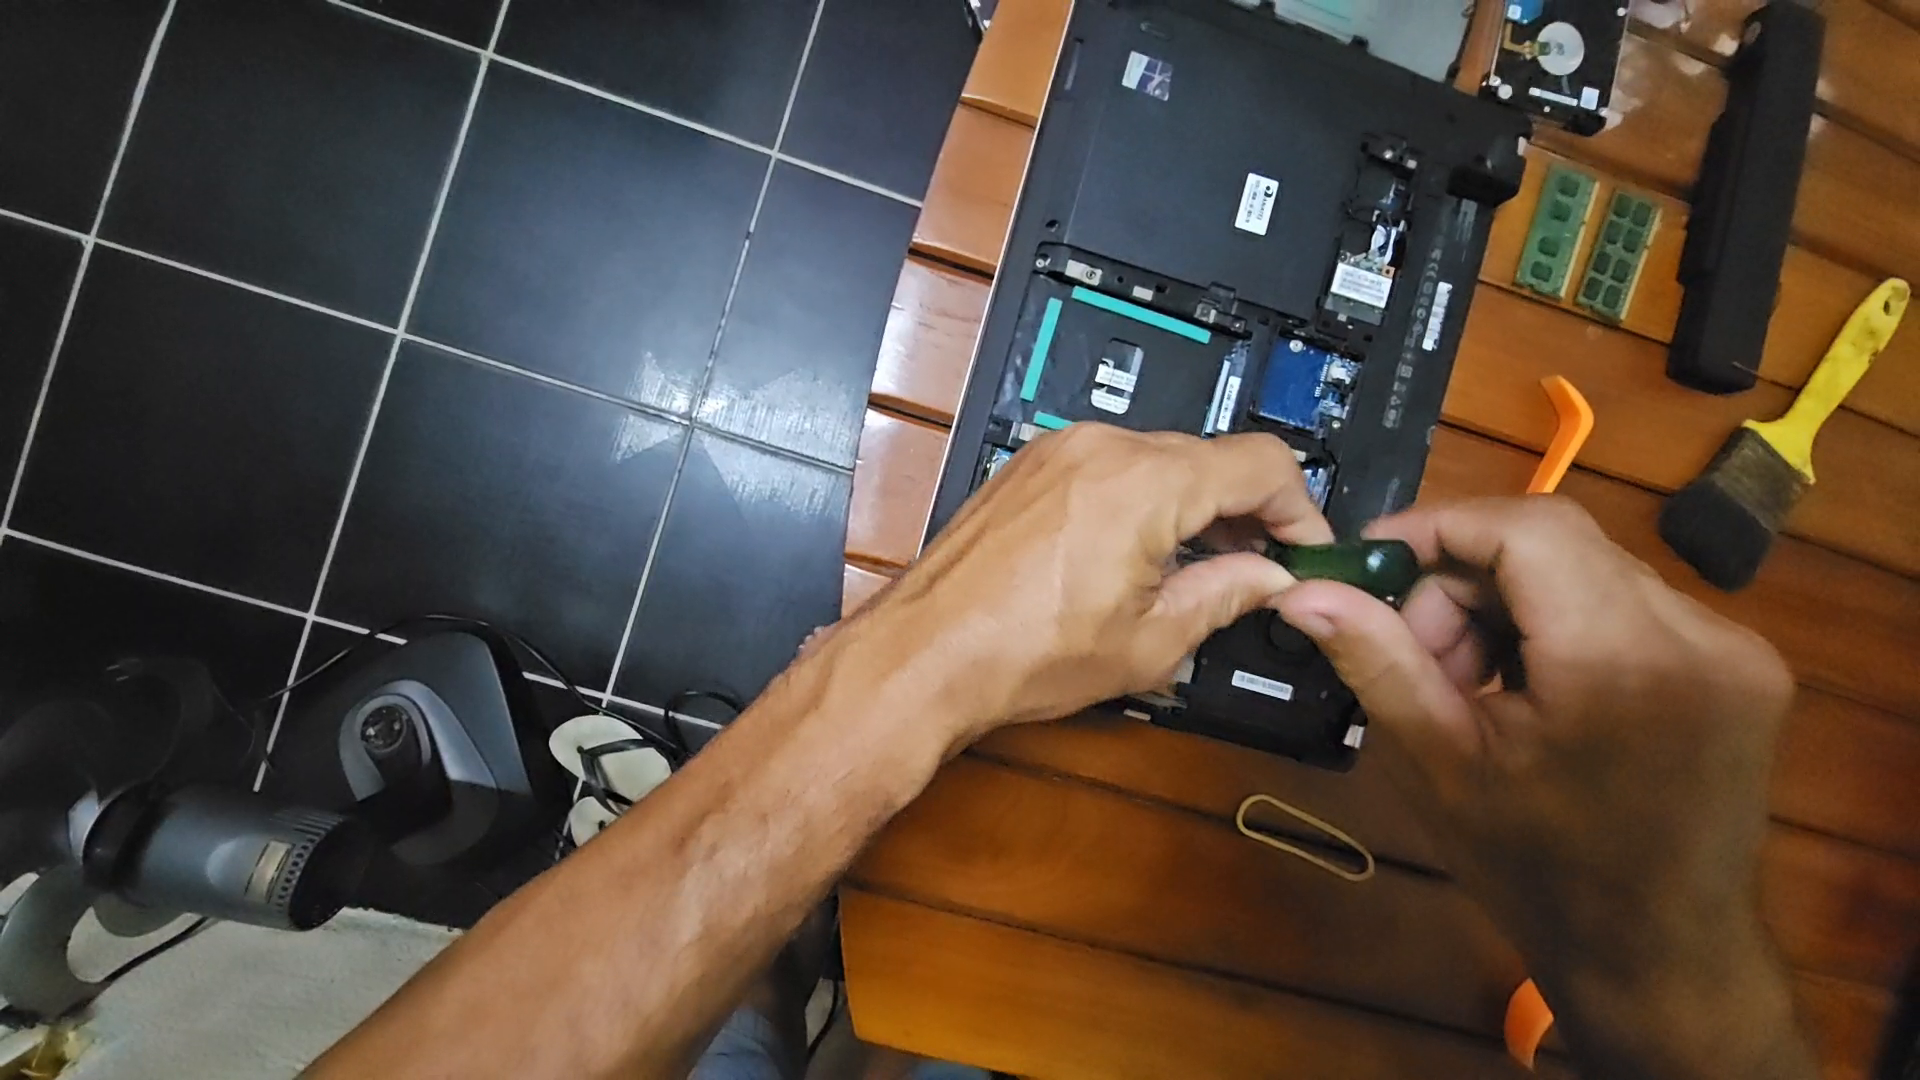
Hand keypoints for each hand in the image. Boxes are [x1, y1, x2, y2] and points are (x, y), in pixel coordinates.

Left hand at [854, 424, 1330, 746]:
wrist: (927, 652)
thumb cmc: (1016, 652)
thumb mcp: (1148, 642)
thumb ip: (1224, 596)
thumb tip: (1265, 578)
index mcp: (1142, 483)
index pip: (1260, 464)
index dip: (1300, 508)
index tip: (1305, 545)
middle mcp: (1098, 450)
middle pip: (1208, 457)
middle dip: (1245, 510)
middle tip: (1258, 565)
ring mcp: (1056, 454)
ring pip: (1157, 460)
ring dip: (1192, 504)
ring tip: (1196, 565)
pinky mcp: (1030, 469)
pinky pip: (1108, 467)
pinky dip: (1140, 499)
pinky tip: (1137, 550)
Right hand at [1273, 496, 1813, 1079]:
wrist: (1656, 950)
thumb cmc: (1532, 864)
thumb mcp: (1433, 758)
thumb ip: (1372, 658)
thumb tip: (1300, 592)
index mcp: (1623, 659)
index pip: (1528, 529)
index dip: (1436, 527)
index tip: (1368, 564)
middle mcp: (1698, 634)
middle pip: (1548, 544)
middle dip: (1460, 584)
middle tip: (1418, 656)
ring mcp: (1728, 647)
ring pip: (1575, 567)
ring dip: (1498, 606)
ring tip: (1467, 684)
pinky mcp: (1731, 662)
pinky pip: (1610, 598)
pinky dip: (1543, 623)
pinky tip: (1518, 687)